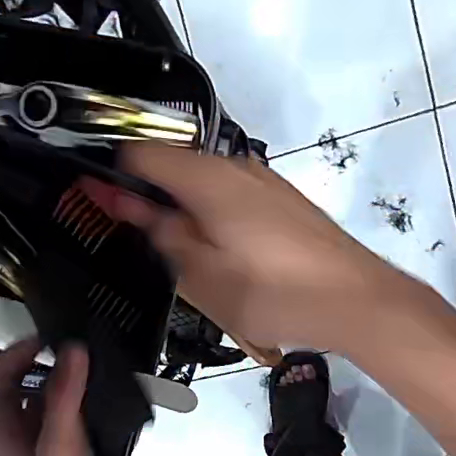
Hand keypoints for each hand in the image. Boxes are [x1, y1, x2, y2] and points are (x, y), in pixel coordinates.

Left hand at [0, 340, 95, 455]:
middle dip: (38, 362)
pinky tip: (91, 407)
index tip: (45, 337)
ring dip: (55, 383)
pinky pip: (54, 421)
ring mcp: (30, 448)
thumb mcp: (61, 445)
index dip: (16, 350)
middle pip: (15, 385)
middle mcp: (11, 433)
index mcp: (2, 426)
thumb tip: (72, 349)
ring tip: (83, 371)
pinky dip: (68, 406)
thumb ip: (67, 396)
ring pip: (36, 403)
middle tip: (68, 350)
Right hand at [100, 145, 449, 352]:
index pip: (139, 154)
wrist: (359, 302)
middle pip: (170, 166)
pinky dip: (207, 212)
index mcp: (207, 180)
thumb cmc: (275, 294)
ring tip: (182, 255)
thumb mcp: (203, 275)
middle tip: (139, 238)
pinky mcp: (279, 198)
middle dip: (147, 195)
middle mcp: (234, 168)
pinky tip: (218, 251)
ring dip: (177, 206)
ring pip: (199, 181)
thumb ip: (162, 234)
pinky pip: (226, 193)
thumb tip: (131, 207)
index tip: (96, 203)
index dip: (111, 176)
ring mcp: (261, 180)